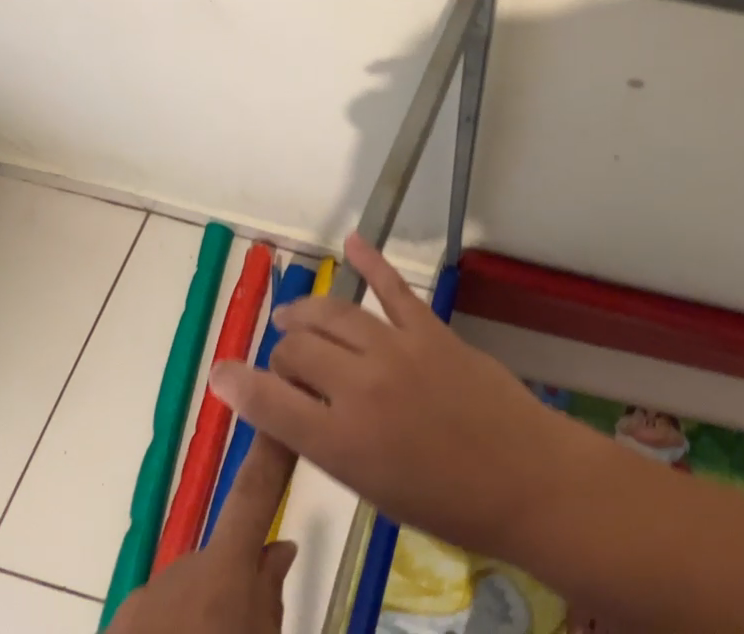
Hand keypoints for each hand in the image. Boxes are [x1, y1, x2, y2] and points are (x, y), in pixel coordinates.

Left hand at [106, 435, 297, 633]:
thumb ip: (269, 598)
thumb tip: (280, 550)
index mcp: (225, 571)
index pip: (255, 493)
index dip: (269, 449)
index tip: (276, 397)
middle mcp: (179, 571)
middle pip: (219, 562)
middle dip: (234, 588)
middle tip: (246, 632)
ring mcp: (141, 603)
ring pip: (186, 595)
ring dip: (200, 619)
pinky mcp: (116, 630)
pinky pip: (156, 622)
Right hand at [210, 233, 581, 557]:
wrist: (523, 476)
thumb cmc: (446, 503)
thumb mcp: (372, 489)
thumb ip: (330, 444)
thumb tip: (297, 409)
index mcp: (340, 442)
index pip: (267, 402)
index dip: (236, 386)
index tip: (221, 374)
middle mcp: (360, 388)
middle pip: (296, 350)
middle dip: (281, 355)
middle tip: (286, 365)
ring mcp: (397, 350)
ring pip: (334, 315)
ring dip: (306, 311)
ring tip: (292, 315)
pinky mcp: (431, 329)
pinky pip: (393, 287)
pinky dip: (371, 261)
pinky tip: (353, 241)